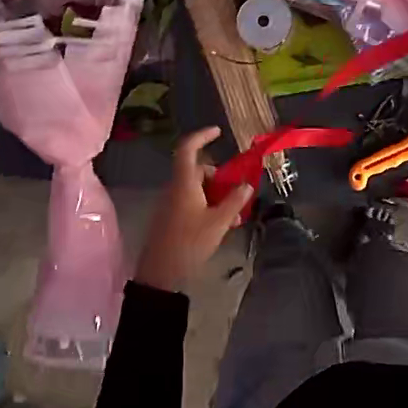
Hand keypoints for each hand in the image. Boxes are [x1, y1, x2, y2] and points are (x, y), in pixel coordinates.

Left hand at [133, 126, 253, 291]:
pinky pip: (192, 202)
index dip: (202, 136)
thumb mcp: (218, 223)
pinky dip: (208, 207)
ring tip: (234, 217)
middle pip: (199, 171)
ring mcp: (171, 203)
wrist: (159, 275)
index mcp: (184, 183)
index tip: (218, 132)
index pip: (188, 148)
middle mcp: (175, 188)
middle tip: (239, 195)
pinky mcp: (171, 218)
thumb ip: (234, 202)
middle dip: (221, 179)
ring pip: (198, 189)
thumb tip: (247, 184)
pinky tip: (221, 226)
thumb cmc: (189, 244)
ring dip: (217, 196)